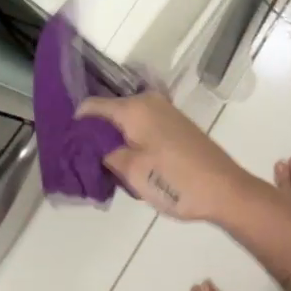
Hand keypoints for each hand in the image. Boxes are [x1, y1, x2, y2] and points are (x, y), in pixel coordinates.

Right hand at [77, 93, 262, 223]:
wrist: (225, 189)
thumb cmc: (175, 180)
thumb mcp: (133, 171)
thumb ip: (107, 154)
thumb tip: (92, 145)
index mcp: (134, 107)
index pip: (93, 106)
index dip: (77, 122)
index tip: (65, 142)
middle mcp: (148, 101)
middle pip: (111, 113)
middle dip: (97, 135)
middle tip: (86, 161)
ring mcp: (164, 112)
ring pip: (127, 122)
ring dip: (116, 142)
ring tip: (108, 169)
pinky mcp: (175, 125)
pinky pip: (143, 128)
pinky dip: (133, 143)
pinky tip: (133, 166)